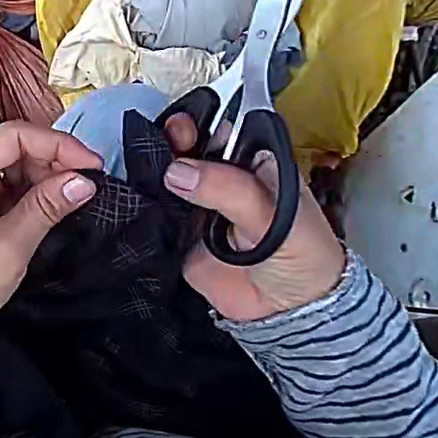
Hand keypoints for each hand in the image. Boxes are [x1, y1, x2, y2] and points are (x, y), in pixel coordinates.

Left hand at [0, 122, 102, 332]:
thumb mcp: (9, 247)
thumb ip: (46, 207)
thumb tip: (86, 180)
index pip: (12, 136)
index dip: (57, 144)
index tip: (92, 164)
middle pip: (15, 146)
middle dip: (54, 160)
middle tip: (88, 183)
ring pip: (15, 164)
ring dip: (47, 176)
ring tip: (74, 196)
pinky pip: (9, 184)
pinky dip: (34, 192)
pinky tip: (55, 203)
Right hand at [161, 114, 345, 322]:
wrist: (290, 312)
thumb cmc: (302, 253)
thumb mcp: (274, 215)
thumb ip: (228, 190)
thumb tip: (177, 172)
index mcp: (254, 165)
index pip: (224, 133)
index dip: (203, 125)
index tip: (183, 126)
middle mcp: (224, 181)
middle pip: (191, 153)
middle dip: (174, 143)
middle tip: (166, 142)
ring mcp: (200, 208)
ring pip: (170, 182)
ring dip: (155, 172)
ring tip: (146, 166)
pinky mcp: (181, 237)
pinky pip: (158, 217)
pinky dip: (145, 207)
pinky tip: (135, 195)